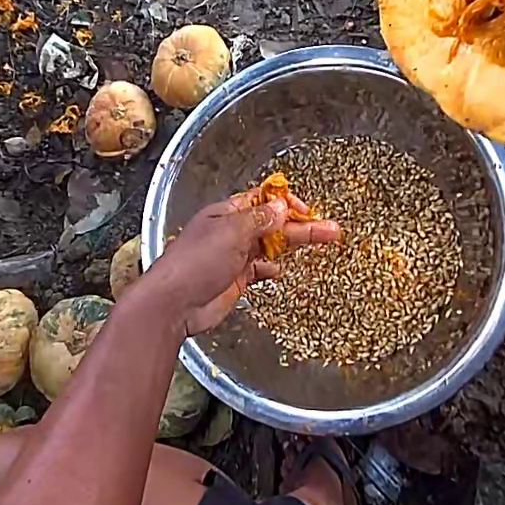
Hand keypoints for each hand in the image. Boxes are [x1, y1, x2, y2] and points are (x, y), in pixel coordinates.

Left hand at [138, 191, 341, 334]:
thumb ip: (259, 220)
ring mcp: (234, 257)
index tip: (307, 210)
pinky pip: (260, 270)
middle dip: (302, 225)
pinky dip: (272, 269)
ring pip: (271, 246)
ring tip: (323, 242)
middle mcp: (231, 232)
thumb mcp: (230, 233)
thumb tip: (281, 206)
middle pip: (273, 224)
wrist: (173, 304)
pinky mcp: (236, 280)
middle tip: (330, 229)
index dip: (285, 203)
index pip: (262, 201)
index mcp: (227, 213)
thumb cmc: (196, 262)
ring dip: (294, 244)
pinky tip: (282, 271)